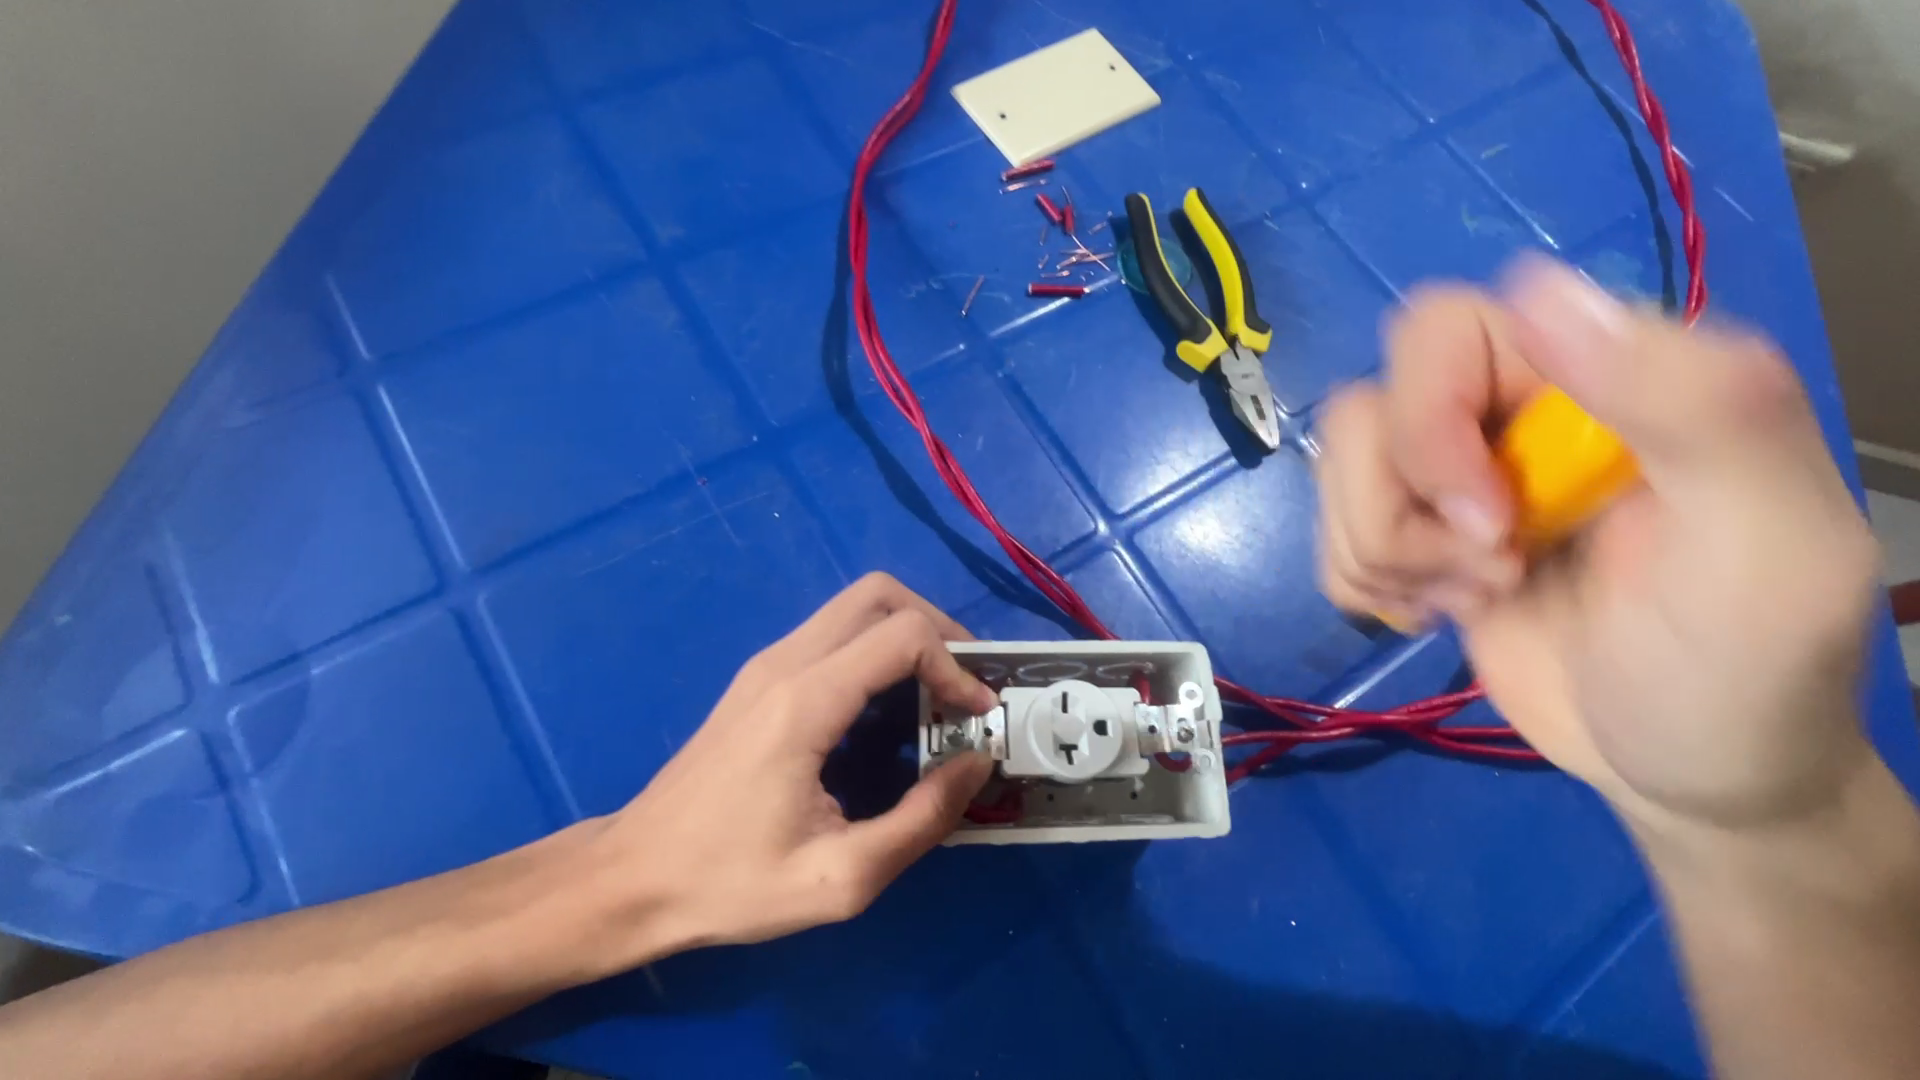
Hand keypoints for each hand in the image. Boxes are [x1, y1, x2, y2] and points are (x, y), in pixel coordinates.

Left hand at [582, 573, 995, 968]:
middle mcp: (785, 663)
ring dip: (907, 633)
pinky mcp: (759, 679)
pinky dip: (876, 649)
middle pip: (879, 593)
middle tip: (965, 683)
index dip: (956, 667)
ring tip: (939, 692)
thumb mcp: (841, 878)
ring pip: (854, 605)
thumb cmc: (730, 883)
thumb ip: (922, 820)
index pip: (903, 635)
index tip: (978, 715)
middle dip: (938, 626)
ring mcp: (766, 664)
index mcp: (804, 703)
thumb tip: (977, 763)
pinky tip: (890, 707)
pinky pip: (832, 634)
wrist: (632, 877)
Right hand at [1315, 255, 1879, 838]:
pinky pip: (1327, 534)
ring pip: (1335, 473)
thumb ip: (1698, 406)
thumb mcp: (1768, 546)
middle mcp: (1506, 411)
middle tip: (1488, 568)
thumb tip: (1539, 290)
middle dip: (1396, 508)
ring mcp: (1446, 480)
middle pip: (1363, 409)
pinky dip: (1365, 587)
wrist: (1682, 772)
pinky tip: (1442, 612)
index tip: (1490, 520)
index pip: (1440, 332)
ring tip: (1475, 597)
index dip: (1431, 419)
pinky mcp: (1408, 538)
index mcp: (1596, 378)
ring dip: (1384, 555)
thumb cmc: (1742, 672)